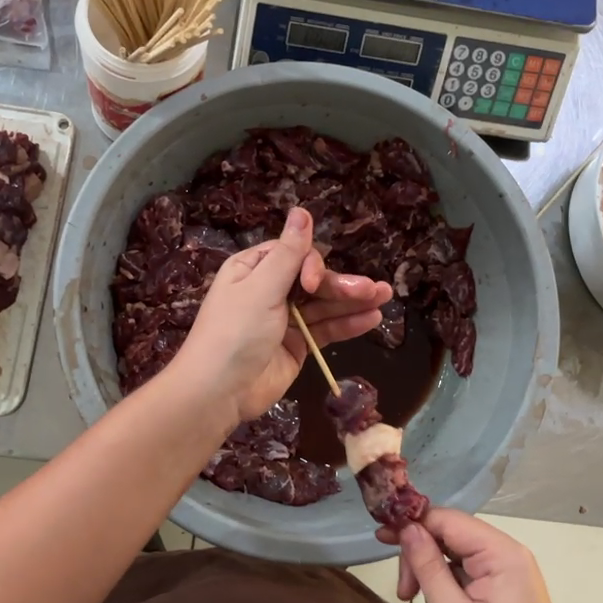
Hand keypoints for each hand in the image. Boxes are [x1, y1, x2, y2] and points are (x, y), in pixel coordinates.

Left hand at [165, 208, 391, 425]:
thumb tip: (301, 210)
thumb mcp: (261, 288)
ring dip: (353, 302)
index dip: (313, 265)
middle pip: (314, 280)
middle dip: (342, 285)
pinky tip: (372, 318)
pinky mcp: (297, 346)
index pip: (295, 254)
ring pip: (324, 305)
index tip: (314, 283)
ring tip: (385, 298)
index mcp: (253, 269)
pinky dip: (347, 324)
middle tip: (375, 290)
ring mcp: (284, 320)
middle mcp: (269, 290)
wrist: (218, 392)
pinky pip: (325, 330)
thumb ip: (288, 253)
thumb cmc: (234, 333)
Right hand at [388, 510, 602, 602]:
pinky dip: (446, 586)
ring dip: (431, 574)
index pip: (448, 519)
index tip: (381, 539)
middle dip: (421, 557)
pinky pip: (467, 572)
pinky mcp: (506, 589)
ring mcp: (510, 572)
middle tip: (403, 592)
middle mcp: (509, 554)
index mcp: (503, 554)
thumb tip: (407, 527)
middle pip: (451, 534)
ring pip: (456, 554)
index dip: (413, 523)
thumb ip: (429, 568)